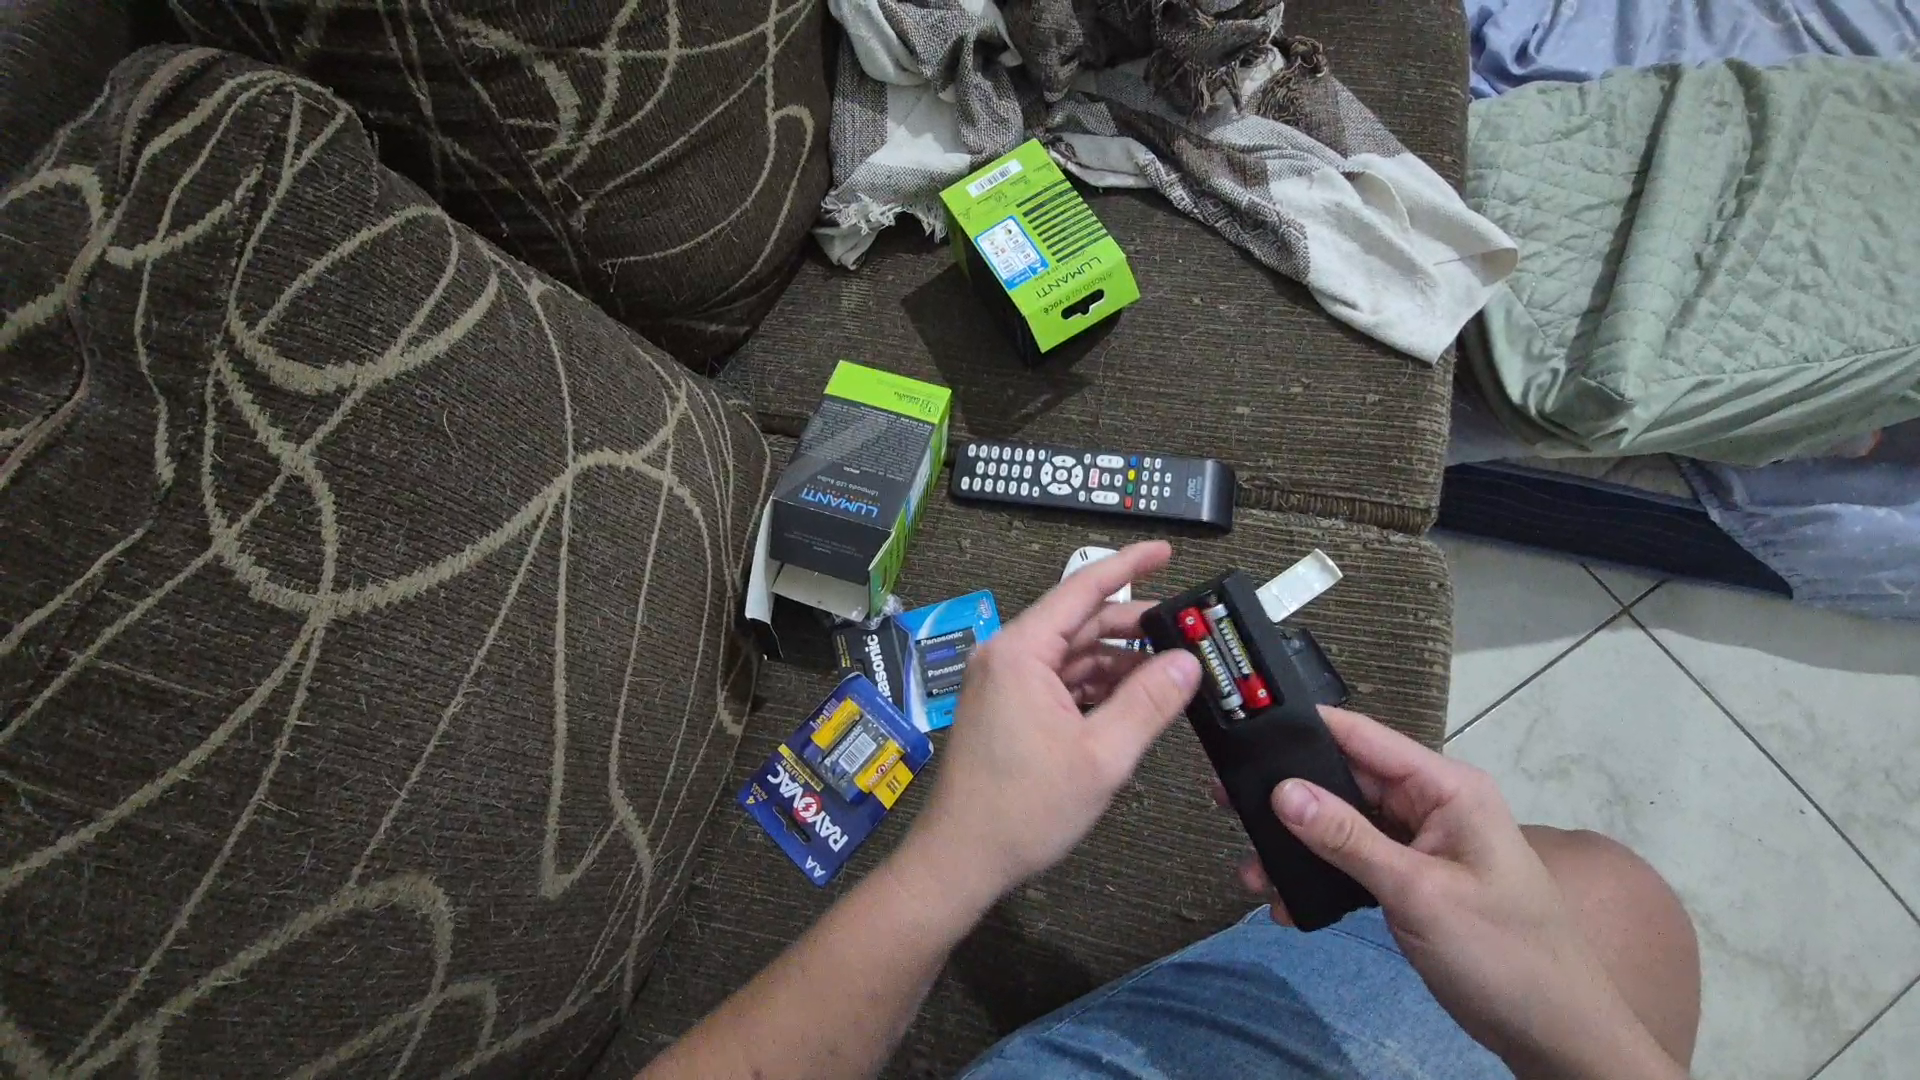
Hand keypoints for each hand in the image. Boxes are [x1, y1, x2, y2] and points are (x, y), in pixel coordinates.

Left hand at [906, 541, 1200, 905]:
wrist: (962, 858)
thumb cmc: (1021, 810)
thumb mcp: (1100, 756)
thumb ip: (1148, 703)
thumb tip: (1186, 664)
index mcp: (1020, 652)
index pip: (1082, 589)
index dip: (1128, 566)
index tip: (1164, 550)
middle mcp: (1007, 655)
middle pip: (1080, 623)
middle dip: (1133, 627)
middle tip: (1185, 633)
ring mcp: (1005, 681)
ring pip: (1072, 655)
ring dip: (1118, 663)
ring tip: (1169, 675)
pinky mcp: (1008, 705)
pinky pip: (1060, 681)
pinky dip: (1096, 687)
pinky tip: (1131, 702)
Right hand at [1235, 707, 1678, 1078]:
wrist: (1559, 1043)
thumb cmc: (1506, 956)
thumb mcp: (1421, 894)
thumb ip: (1347, 838)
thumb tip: (1280, 790)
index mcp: (1444, 787)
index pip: (1360, 737)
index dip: (1303, 729)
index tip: (1245, 730)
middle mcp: (1427, 803)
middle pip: (1341, 780)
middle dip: (1285, 796)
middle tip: (1226, 804)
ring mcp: (1415, 840)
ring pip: (1337, 822)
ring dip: (1294, 845)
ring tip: (1251, 872)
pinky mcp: (1405, 875)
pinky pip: (1347, 860)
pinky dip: (1316, 876)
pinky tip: (1284, 901)